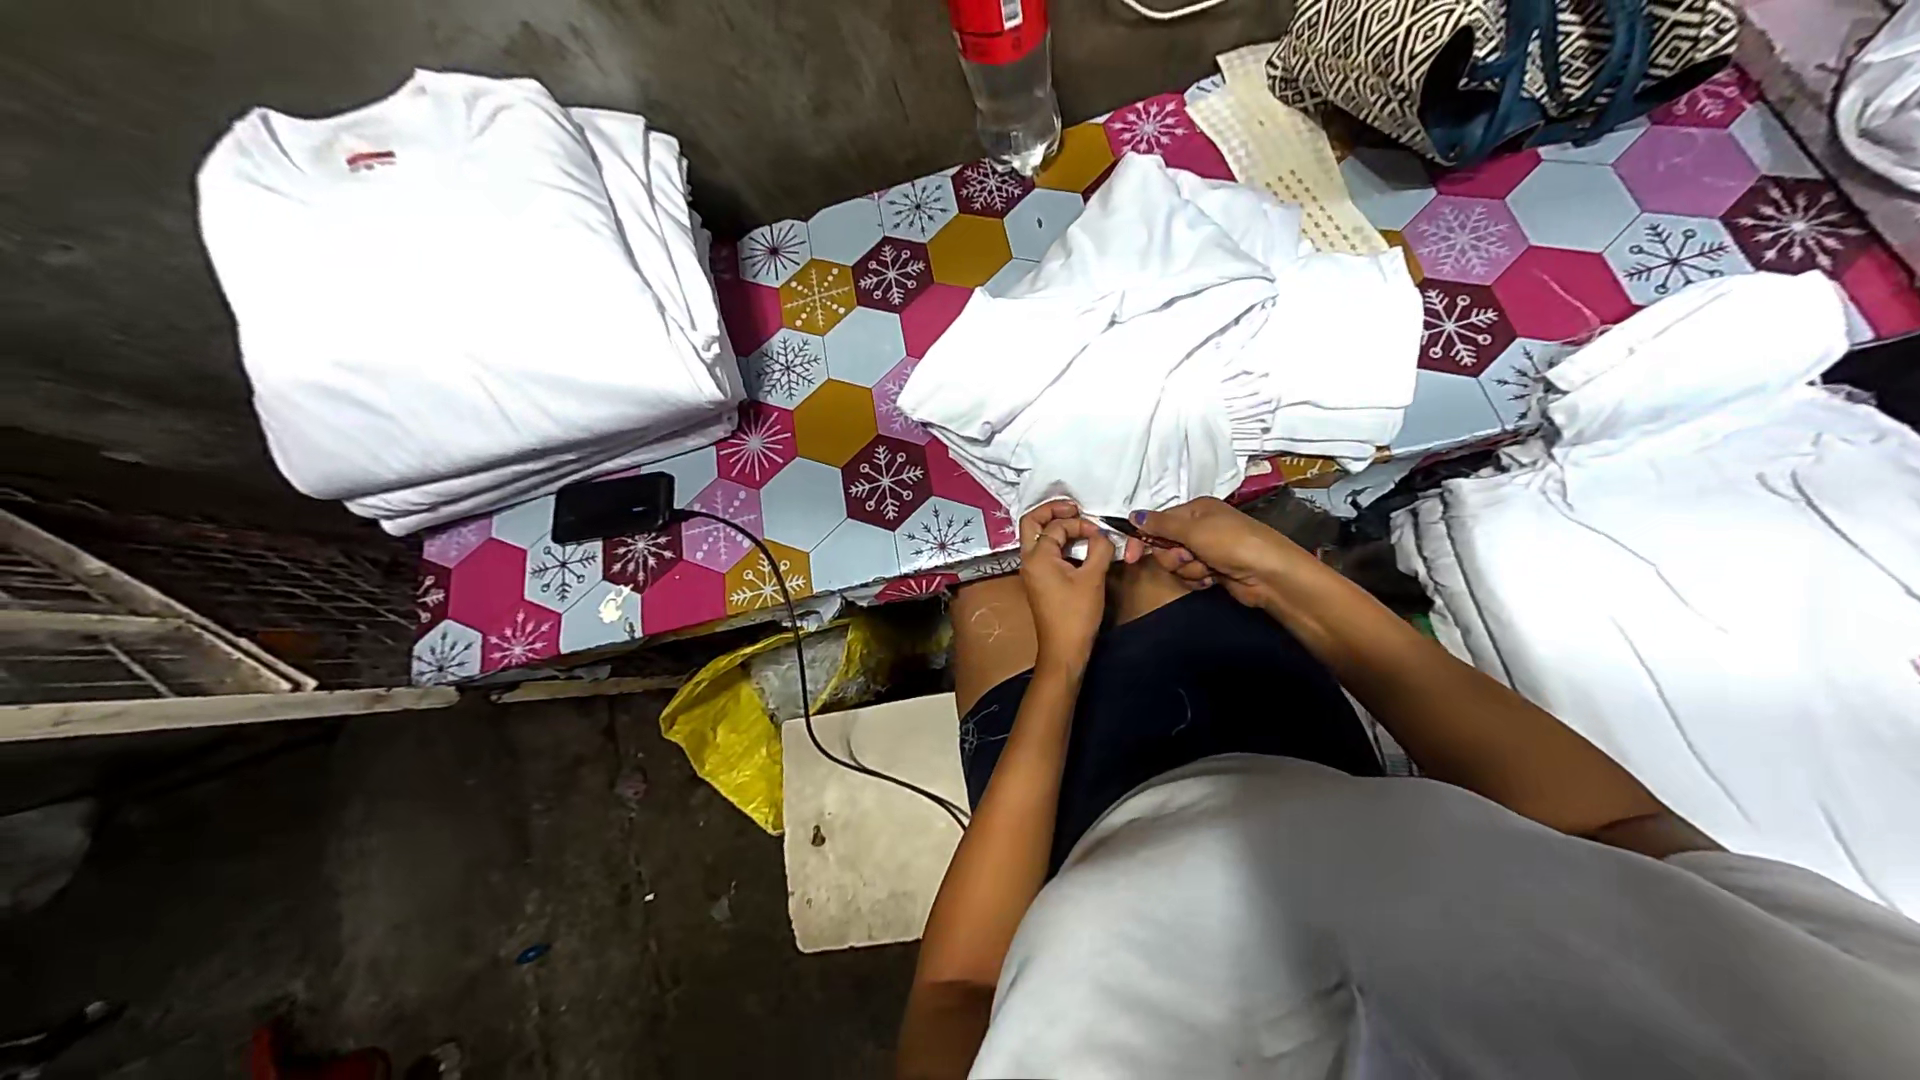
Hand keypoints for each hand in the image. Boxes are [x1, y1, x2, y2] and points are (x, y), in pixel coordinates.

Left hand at [1017, 500, 1111, 675]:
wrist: (1063, 649)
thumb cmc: (1076, 614)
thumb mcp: (1093, 578)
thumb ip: (1099, 549)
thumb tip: (1102, 535)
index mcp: (1037, 556)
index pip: (1056, 526)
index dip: (1079, 524)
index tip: (1099, 534)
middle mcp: (1028, 560)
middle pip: (1031, 522)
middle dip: (1052, 511)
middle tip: (1074, 509)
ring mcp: (1030, 570)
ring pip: (1034, 537)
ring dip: (1053, 527)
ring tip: (1077, 525)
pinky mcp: (1037, 580)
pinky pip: (1042, 552)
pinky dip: (1056, 542)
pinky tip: (1075, 546)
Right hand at [1120, 497, 1301, 610]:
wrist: (1269, 574)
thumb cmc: (1232, 543)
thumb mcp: (1193, 529)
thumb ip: (1160, 524)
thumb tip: (1133, 515)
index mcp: (1196, 509)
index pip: (1157, 521)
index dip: (1142, 538)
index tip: (1130, 557)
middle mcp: (1200, 527)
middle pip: (1164, 544)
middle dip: (1173, 556)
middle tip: (1189, 557)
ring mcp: (1207, 549)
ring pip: (1176, 563)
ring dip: (1188, 569)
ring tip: (1207, 569)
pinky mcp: (1213, 569)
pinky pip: (1190, 575)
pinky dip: (1198, 579)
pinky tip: (1212, 578)